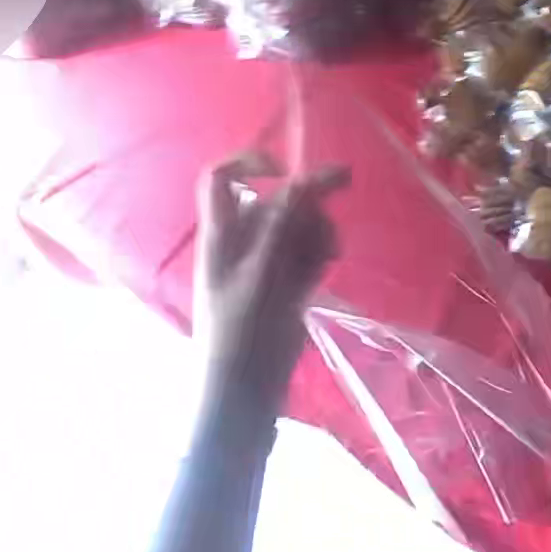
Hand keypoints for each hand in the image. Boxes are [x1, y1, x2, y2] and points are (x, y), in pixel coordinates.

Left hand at [191, 152, 348, 413]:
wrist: (247, 388)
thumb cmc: (242, 332)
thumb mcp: (261, 274)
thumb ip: (281, 226)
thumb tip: (301, 181)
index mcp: (222, 234)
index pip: (222, 178)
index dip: (250, 163)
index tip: (288, 169)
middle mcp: (243, 241)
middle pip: (277, 201)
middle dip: (307, 209)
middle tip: (328, 226)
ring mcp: (267, 261)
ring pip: (299, 226)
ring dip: (318, 233)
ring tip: (327, 257)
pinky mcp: (287, 279)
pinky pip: (308, 250)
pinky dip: (320, 253)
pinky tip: (325, 269)